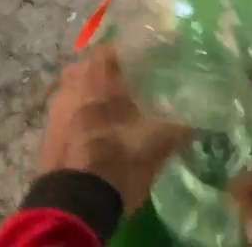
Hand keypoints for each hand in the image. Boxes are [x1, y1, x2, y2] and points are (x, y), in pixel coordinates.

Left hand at [38, 43, 187, 213]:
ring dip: (94, 94)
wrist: (74, 204)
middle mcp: (74, 82)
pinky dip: (83, 115)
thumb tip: (203, 116)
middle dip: (110, 72)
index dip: (134, 51)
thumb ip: (181, 124)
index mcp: (99, 74)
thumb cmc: (118, 158)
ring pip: (79, 88)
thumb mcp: (158, 142)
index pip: (115, 46)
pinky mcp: (48, 132)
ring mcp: (56, 107)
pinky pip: (69, 111)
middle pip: (93, 65)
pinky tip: (99, 130)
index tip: (150, 59)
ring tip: (116, 109)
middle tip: (133, 83)